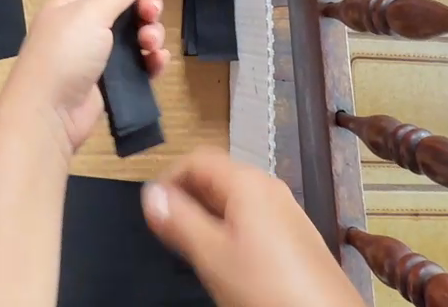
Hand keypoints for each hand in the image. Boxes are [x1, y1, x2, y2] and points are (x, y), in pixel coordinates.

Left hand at [0, 0, 173, 154]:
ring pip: (137, 32)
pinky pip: (139, 62)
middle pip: (129, 2)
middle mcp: (86, 22)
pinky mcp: (111, 79)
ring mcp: (99, 52)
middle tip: (151, 14)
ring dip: (151, 34)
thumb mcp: (90, 14)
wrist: (48, 116)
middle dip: (147, 5)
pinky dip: (151, 59)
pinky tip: (158, 62)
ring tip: (151, 44)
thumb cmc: (64, 54)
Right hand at [142, 148, 362, 306]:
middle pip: (218, 176)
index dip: (170, 177)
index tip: (152, 207)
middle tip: (168, 229)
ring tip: (192, 246)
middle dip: (190, 196)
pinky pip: (254, 217)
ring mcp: (286, 209)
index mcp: (247, 182)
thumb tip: (151, 194)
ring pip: (236, 199)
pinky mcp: (296, 234)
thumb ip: (179, 222)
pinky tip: (228, 260)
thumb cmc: (266, 288)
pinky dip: (232, 228)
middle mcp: (268, 186)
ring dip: (209, 214)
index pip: (198, 159)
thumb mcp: (213, 257)